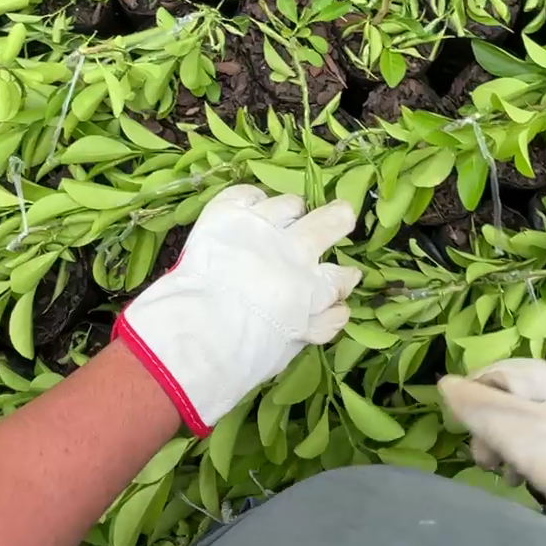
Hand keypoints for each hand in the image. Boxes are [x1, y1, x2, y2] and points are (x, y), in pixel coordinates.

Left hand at [117, 185, 360, 433]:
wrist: (198, 331)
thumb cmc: (245, 352)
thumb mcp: (292, 345)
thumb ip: (320, 324)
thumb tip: (341, 308)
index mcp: (311, 287)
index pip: (339, 277)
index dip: (344, 277)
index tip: (346, 276)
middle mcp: (292, 250)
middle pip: (329, 222)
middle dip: (339, 218)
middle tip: (342, 214)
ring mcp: (260, 225)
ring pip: (290, 203)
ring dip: (291, 211)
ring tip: (285, 218)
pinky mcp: (228, 212)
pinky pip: (248, 193)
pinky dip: (252, 200)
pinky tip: (251, 209)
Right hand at [439, 359, 545, 545]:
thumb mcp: (521, 436)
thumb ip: (482, 408)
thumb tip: (446, 383)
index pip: (499, 370)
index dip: (473, 394)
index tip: (462, 430)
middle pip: (516, 395)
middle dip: (492, 425)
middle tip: (486, 462)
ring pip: (536, 418)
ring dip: (513, 442)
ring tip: (509, 475)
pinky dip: (540, 453)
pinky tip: (540, 480)